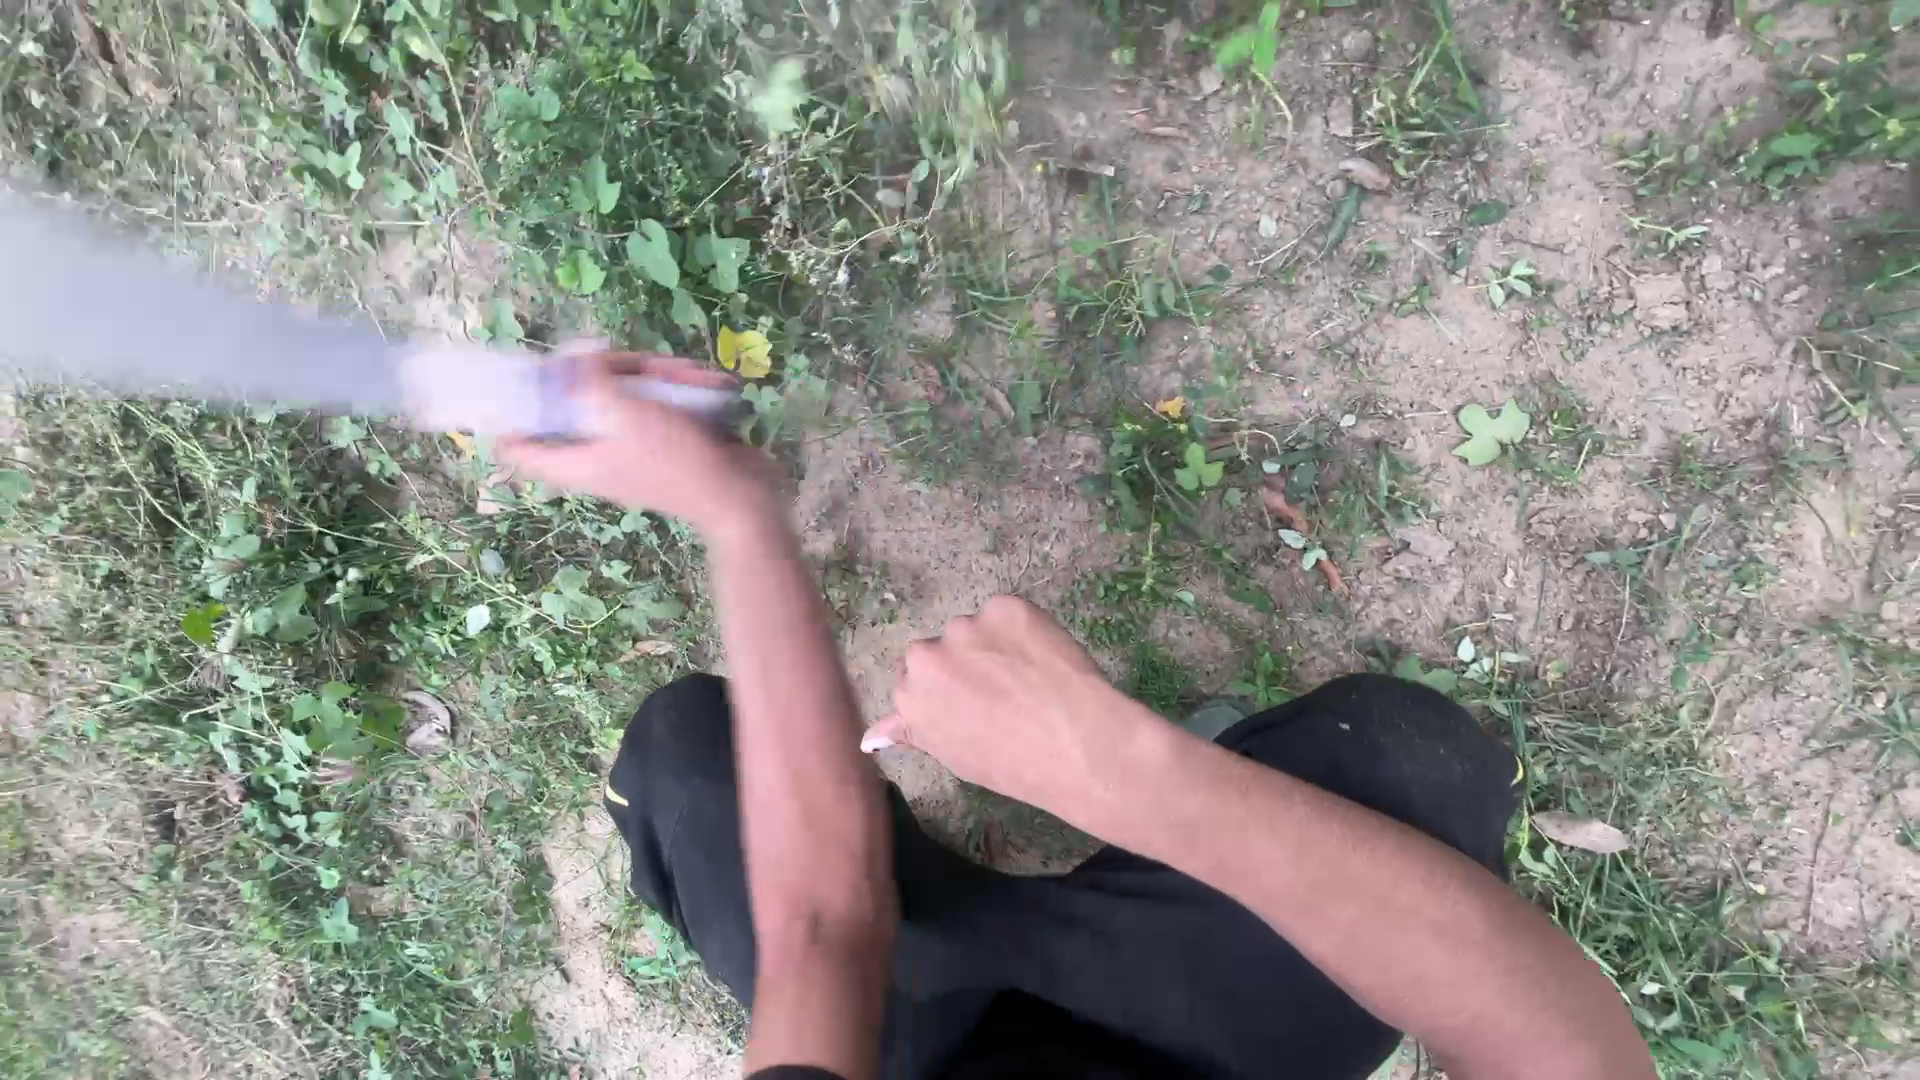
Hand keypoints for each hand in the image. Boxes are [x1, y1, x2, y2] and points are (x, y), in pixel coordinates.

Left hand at [497, 352, 776, 539]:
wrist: (737, 496)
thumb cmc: (675, 461)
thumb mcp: (625, 411)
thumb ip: (589, 378)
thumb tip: (573, 357)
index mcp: (576, 462)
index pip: (515, 447)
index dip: (511, 414)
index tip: (530, 380)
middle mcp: (601, 456)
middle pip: (580, 405)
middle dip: (610, 373)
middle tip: (635, 362)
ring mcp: (637, 449)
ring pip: (628, 397)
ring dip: (658, 376)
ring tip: (686, 373)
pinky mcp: (671, 443)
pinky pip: (662, 407)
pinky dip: (681, 391)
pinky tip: (703, 383)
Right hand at [862, 596, 1169, 822]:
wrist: (1074, 742)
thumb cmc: (1012, 763)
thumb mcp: (954, 755)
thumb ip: (911, 732)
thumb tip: (870, 735)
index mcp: (910, 694)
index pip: (915, 678)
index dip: (949, 691)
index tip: (973, 705)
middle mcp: (928, 655)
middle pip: (939, 648)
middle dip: (963, 663)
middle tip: (1000, 690)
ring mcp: (968, 626)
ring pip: (974, 629)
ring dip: (993, 644)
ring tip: (1028, 677)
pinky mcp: (1005, 606)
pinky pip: (1006, 613)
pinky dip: (1022, 629)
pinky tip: (1043, 658)